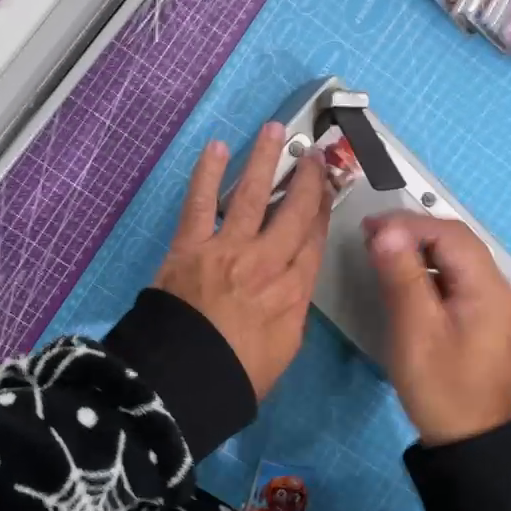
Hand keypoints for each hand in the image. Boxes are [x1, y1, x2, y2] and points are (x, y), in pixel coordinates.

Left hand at [154, 123, 332, 398]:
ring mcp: (227, 250)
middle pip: (292, 213)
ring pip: (251, 196)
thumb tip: (289, 286)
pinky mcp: (189, 245)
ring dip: (263, 160)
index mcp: (292, 293)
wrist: (183, 380)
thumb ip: (290, 310)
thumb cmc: (236, 375)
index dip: (321, 210)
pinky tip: (217, 149)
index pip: (312, 241)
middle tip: (311, 154)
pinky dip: (207, 173)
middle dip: (305, 180)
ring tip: (274, 130)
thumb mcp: (283, 350)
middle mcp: (266, 263)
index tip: (327, 187)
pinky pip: (200, 202)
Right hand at [364, 213, 510, 445]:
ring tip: (382, 254)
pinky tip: (405, 281)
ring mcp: (495, 307)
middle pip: (456, 242)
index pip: (449, 233)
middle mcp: (499, 290)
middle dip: (413, 232)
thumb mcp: (415, 330)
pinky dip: (430, 271)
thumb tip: (385, 230)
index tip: (368, 228)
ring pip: (457, 260)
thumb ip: (402, 276)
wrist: (472, 444)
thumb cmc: (442, 386)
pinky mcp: (485, 322)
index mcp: (488, 288)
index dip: (408, 223)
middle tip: (370, 237)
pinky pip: (458, 281)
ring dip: (420, 250)